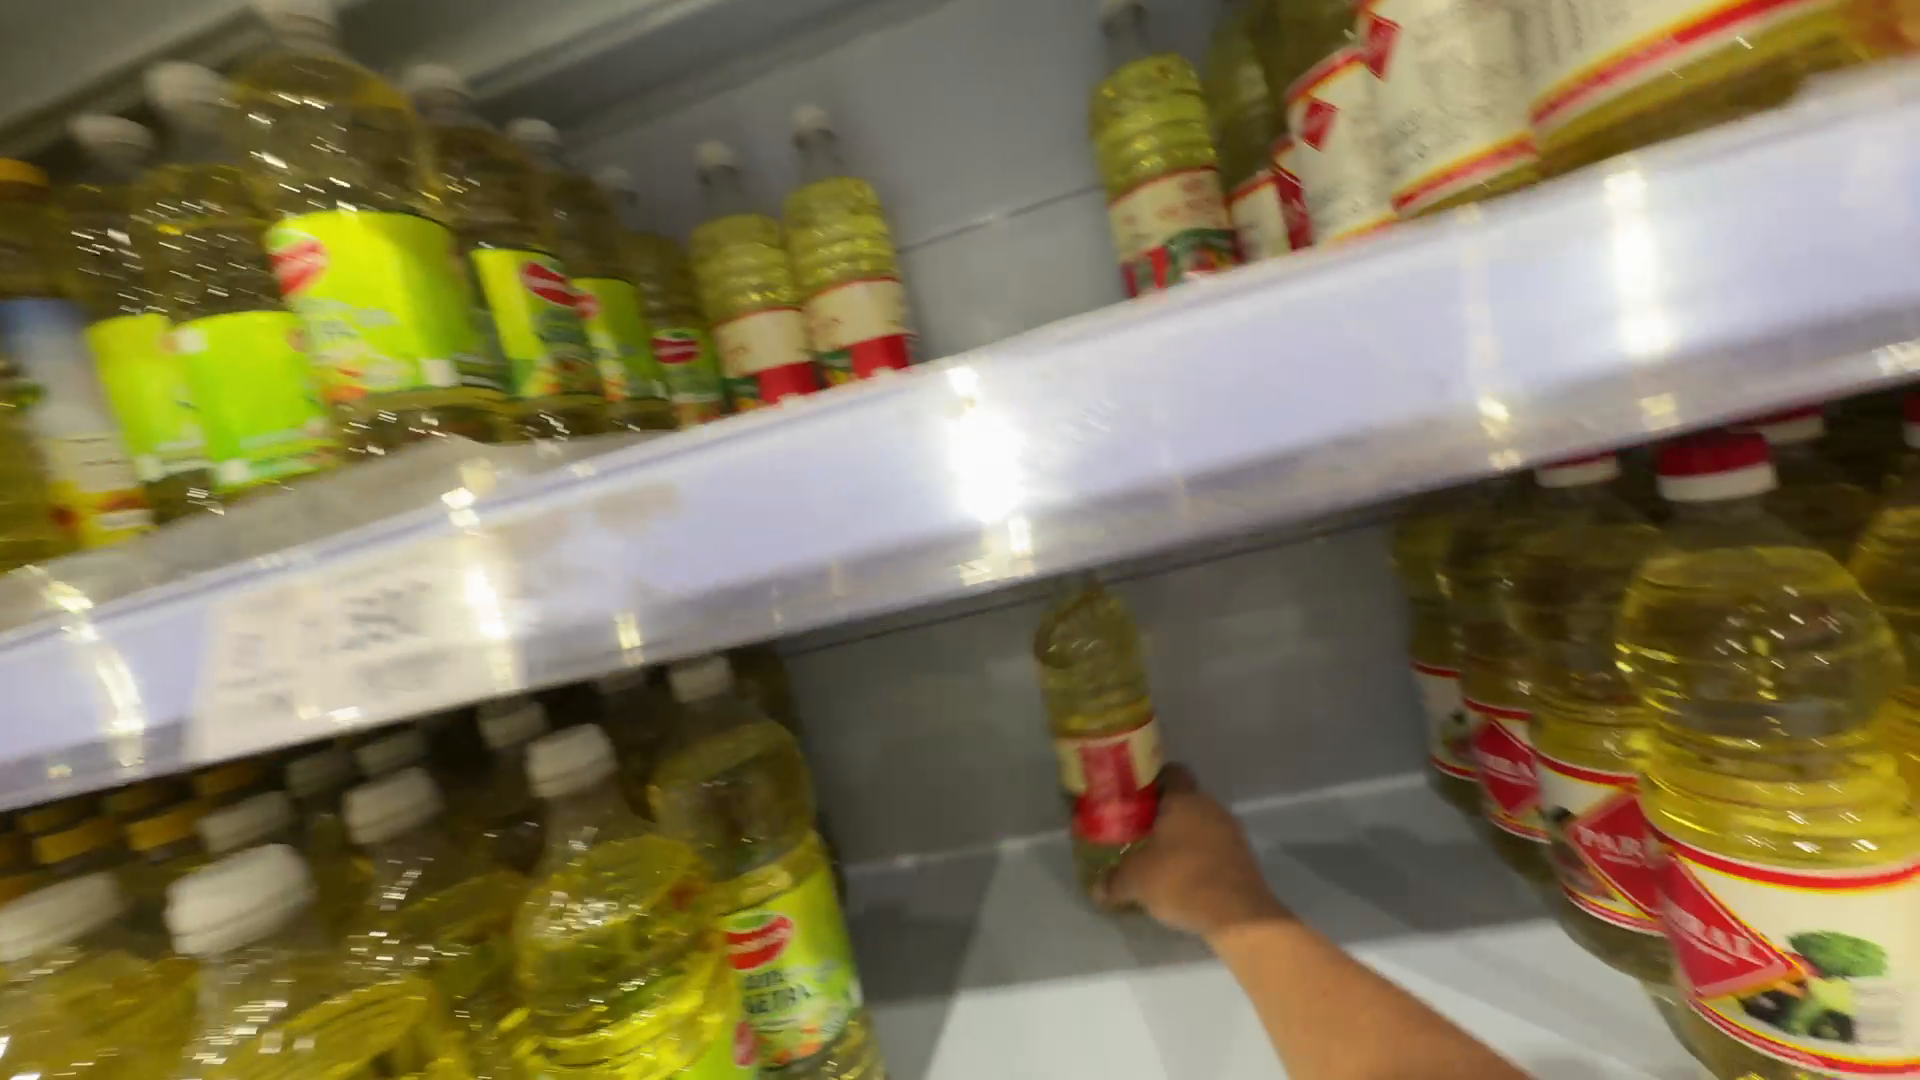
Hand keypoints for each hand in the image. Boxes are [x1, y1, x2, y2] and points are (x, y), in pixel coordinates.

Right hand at [1098, 764, 1290, 939]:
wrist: (1238, 917)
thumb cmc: (1180, 880)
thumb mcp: (1135, 881)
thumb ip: (1114, 880)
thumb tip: (1097, 888)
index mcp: (1184, 799)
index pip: (1172, 772)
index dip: (1153, 780)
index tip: (1136, 796)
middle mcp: (1211, 807)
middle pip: (1186, 800)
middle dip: (1166, 813)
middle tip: (1142, 831)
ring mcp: (1232, 833)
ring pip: (1203, 824)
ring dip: (1186, 837)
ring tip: (1163, 858)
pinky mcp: (1245, 859)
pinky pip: (1217, 848)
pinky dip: (1202, 857)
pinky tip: (1186, 878)